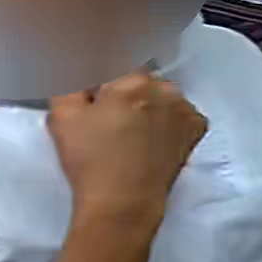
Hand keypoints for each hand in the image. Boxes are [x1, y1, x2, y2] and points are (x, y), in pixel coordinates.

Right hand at [48, 69, 206, 227]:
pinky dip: (169, 119)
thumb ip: (72, 82)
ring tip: (131, 131)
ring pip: (164, 96)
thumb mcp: (63, 114)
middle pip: (143, 80)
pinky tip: (153, 137)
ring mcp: (188, 109)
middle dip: (127, 92)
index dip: (103, 81)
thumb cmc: (90, 157)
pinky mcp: (198, 127)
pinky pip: (181, 113)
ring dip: (150, 104)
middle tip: (110, 118)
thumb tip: (82, 69)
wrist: (125, 197)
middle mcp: (168, 90)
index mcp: (134, 82)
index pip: (116, 64)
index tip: (96, 97)